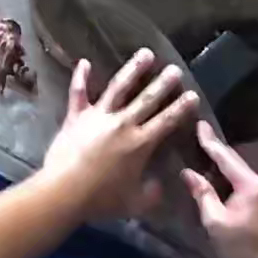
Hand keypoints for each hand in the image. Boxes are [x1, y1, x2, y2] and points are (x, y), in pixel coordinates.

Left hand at [39, 49, 201, 220]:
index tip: (192, 94)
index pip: (167, 121)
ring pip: (118, 87)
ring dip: (133, 69)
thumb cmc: (101, 199)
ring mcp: (97, 117)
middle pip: (147, 99)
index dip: (181, 108)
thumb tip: (159, 184)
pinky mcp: (75, 117)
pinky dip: (81, 77)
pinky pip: (78, 93)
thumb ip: (152, 194)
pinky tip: (84, 61)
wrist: (64, 191)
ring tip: (145, 53)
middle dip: (163, 83)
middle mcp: (122, 124)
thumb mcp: (135, 203)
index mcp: (140, 143)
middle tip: (174, 68)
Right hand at [181, 121, 257, 257]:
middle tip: (198, 142)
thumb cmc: (242, 248)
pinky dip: (235, 183)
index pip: (226, 157)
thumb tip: (189, 172)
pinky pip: (250, 185)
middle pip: (236, 165)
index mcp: (252, 185)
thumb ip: (202, 193)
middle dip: (216, 156)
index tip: (200, 124)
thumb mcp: (215, 221)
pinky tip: (222, 183)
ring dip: (225, 172)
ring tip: (205, 163)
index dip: (210, 141)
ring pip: (243, 176)